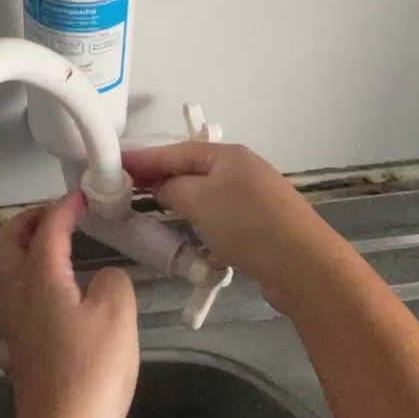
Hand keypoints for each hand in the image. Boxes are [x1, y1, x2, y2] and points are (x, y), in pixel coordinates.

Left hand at [0, 191, 139, 417]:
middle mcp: (16, 295)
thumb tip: (103, 277)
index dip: (64, 208)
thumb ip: (113, 280)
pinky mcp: (13, 351)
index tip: (81, 197)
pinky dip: (20, 289)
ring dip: (17, 253)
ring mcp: (9, 326)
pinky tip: (39, 302)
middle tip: (51, 216)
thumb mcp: (118, 314)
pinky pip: (7, 307)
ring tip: (44, 250)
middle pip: (5, 245)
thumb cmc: (92, 372)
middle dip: (25, 223)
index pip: (47, 229)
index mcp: (40, 278)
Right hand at [119, 142, 356, 309]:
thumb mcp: (198, 200)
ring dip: (183, 205)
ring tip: (156, 215)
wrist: (304, 266)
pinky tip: (196, 247)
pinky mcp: (261, 226)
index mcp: (226, 155)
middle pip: (191, 171)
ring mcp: (254, 198)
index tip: (113, 164)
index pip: (174, 151)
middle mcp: (242, 170)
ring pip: (207, 197)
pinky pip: (222, 221)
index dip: (142, 158)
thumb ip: (170, 188)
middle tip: (127, 190)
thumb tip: (159, 187)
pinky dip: (205, 229)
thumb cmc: (246, 224)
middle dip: (161, 180)